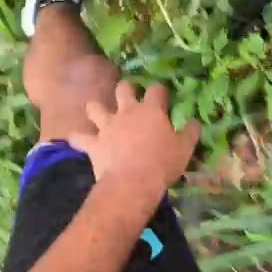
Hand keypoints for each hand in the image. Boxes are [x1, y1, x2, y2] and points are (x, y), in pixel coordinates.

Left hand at [75, 81, 200, 204]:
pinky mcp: (94, 143)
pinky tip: (77, 138)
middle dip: (126, 89)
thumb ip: (190, 132)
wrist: (133, 183)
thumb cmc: (162, 163)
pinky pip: (80, 137)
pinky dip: (78, 137)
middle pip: (123, 89)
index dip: (159, 90)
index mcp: (151, 110)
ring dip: (96, 108)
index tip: (162, 95)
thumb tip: (194, 122)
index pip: (156, 89)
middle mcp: (128, 111)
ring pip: (95, 107)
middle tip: (129, 96)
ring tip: (98, 112)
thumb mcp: (184, 148)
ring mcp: (108, 126)